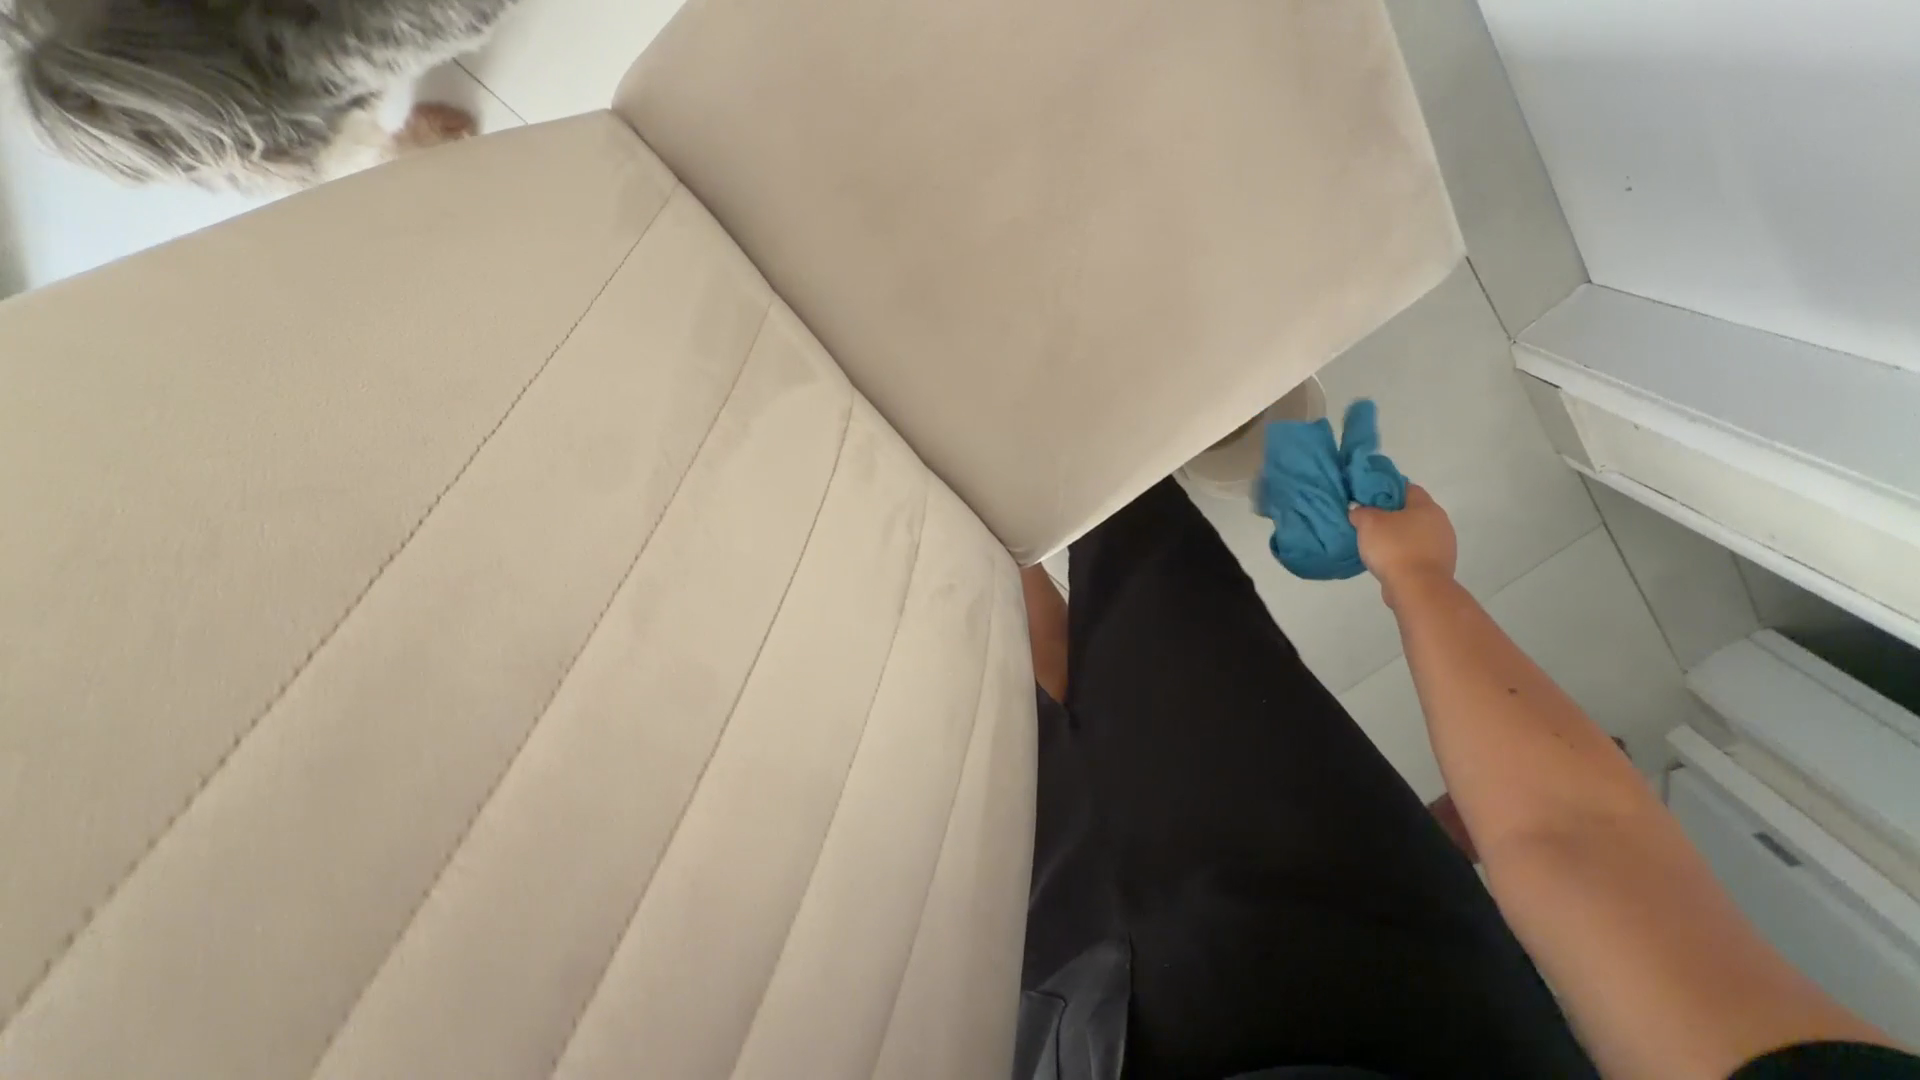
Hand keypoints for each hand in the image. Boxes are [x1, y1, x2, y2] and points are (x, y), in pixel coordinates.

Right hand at [1350, 484, 1456, 605]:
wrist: (1417, 588)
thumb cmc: (1394, 548)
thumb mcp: (1369, 523)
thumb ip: (1361, 512)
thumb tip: (1359, 511)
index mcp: (1427, 507)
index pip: (1407, 488)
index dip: (1386, 489)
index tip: (1368, 498)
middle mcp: (1440, 523)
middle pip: (1412, 512)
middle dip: (1391, 515)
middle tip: (1368, 521)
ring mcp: (1443, 546)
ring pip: (1415, 534)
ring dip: (1398, 536)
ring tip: (1375, 543)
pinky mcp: (1438, 566)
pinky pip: (1417, 553)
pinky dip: (1403, 554)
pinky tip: (1387, 561)